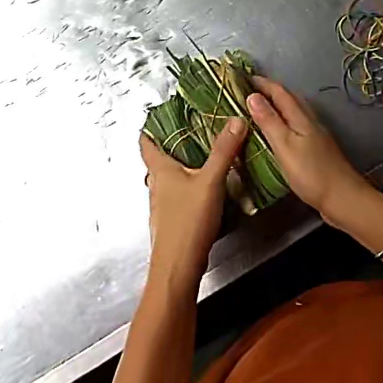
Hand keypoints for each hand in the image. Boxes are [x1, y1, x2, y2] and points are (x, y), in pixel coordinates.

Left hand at [139, 117, 244, 288]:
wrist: (177, 267)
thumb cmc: (187, 222)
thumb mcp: (210, 181)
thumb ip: (223, 151)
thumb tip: (235, 120)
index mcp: (159, 170)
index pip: (146, 142)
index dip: (151, 127)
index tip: (161, 115)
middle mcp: (156, 185)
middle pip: (158, 159)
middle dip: (172, 144)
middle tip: (191, 131)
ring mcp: (162, 205)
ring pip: (169, 178)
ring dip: (182, 166)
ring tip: (202, 156)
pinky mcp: (172, 220)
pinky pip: (178, 195)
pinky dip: (189, 186)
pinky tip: (205, 189)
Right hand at [243, 77, 373, 219]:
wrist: (344, 199)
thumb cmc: (312, 173)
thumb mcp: (285, 145)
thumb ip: (269, 121)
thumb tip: (253, 96)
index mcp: (300, 118)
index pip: (279, 92)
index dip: (262, 83)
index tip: (243, 77)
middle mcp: (309, 122)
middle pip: (288, 98)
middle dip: (269, 91)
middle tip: (248, 90)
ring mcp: (315, 135)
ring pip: (293, 112)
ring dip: (276, 105)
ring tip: (257, 108)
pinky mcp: (316, 150)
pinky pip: (295, 126)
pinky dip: (282, 122)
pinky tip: (276, 133)